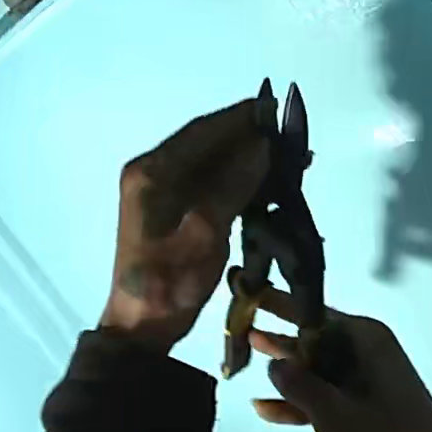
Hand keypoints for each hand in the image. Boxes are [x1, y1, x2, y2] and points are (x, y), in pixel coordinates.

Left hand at [100, 97, 270, 353]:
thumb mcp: (204, 234)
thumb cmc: (169, 282)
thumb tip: (261, 145)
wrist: (141, 324)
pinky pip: (207, 180)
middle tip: (290, 134)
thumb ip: (231, 186)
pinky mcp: (170, 206)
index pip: (201, 132)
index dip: (239, 118)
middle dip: (247, 136)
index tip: (275, 108)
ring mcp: (158, 188)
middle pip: (205, 142)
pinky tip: (266, 180)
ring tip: (288, 156)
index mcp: (151, 173)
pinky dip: (237, 177)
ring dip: (245, 156)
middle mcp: (151, 171)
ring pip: (209, 160)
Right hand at [248, 290, 431, 431]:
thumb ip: (298, 386)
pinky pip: (326, 389)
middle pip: (310, 338)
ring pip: (315, 366)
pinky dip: (303, 400)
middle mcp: (364, 348)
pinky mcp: (365, 397)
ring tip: (243, 358)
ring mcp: (365, 373)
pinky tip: (266, 410)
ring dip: (286, 373)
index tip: (250, 291)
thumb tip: (273, 364)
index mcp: (363, 338)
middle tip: (239, 324)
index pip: (311, 310)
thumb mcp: (334, 415)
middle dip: (276, 339)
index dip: (277, 303)